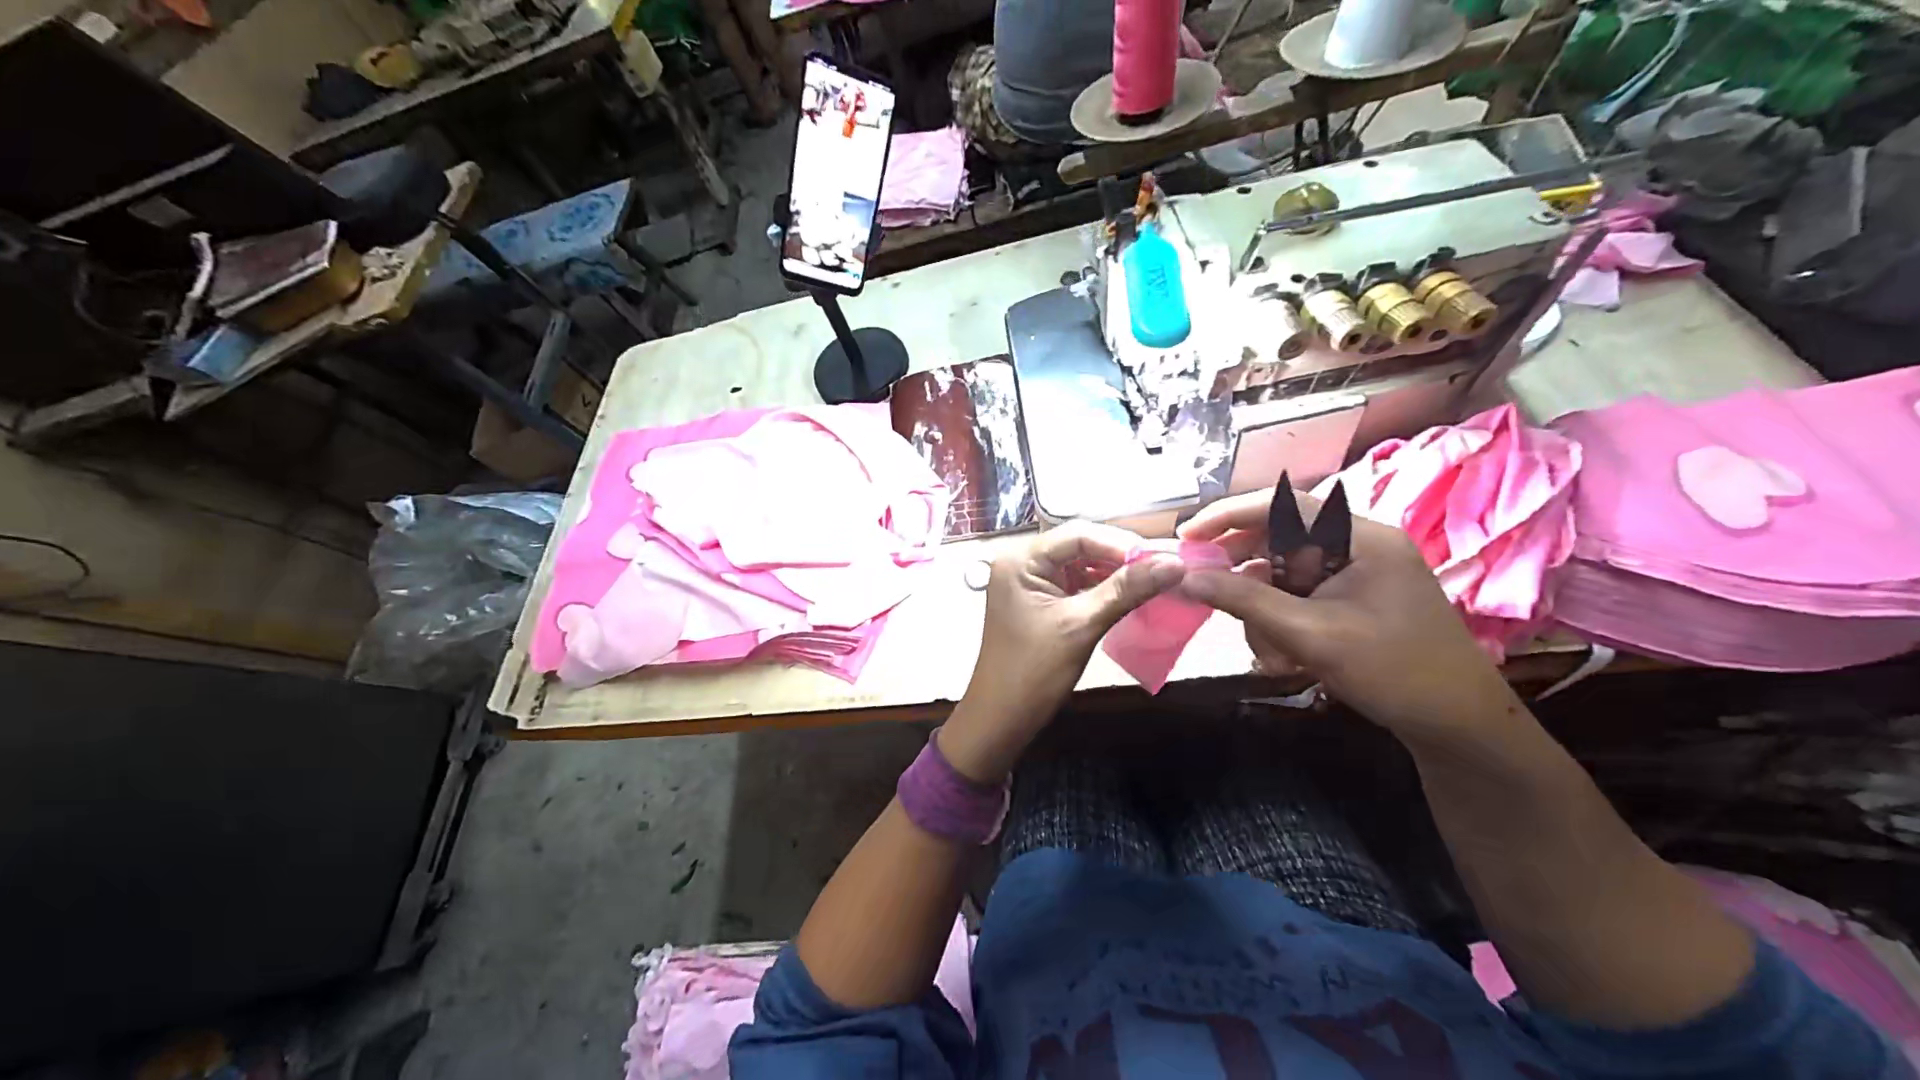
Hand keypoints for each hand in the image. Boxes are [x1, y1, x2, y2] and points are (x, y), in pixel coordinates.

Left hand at [941, 522, 1184, 780]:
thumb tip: (1175, 563)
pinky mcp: (1041, 601)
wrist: (1001, 718)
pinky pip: (1078, 585)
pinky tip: (1134, 596)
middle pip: (1082, 545)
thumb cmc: (1033, 671)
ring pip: (1083, 565)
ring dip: (1118, 573)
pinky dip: (1105, 589)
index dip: (1123, 544)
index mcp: (1022, 559)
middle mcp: (1023, 562)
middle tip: (1166, 569)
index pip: (1080, 534)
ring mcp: (1031, 582)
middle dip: (1123, 557)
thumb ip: (1127, 590)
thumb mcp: (1082, 625)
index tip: (1163, 559)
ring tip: (1158, 581)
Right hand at [1177, 488, 1523, 745]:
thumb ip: (1244, 599)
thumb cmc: (1393, 670)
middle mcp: (1358, 546)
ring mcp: (1357, 576)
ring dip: (1263, 613)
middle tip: (1206, 595)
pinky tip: (1285, 660)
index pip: (1282, 505)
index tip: (1186, 536)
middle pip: (1278, 542)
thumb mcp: (1309, 634)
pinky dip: (1282, 625)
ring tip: (1270, 656)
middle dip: (1244, 576)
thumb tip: (1186, 577)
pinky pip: (1299, 599)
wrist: (1458, 725)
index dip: (1228, 515)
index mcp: (1360, 538)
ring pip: (1283, 576)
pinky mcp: (1353, 602)